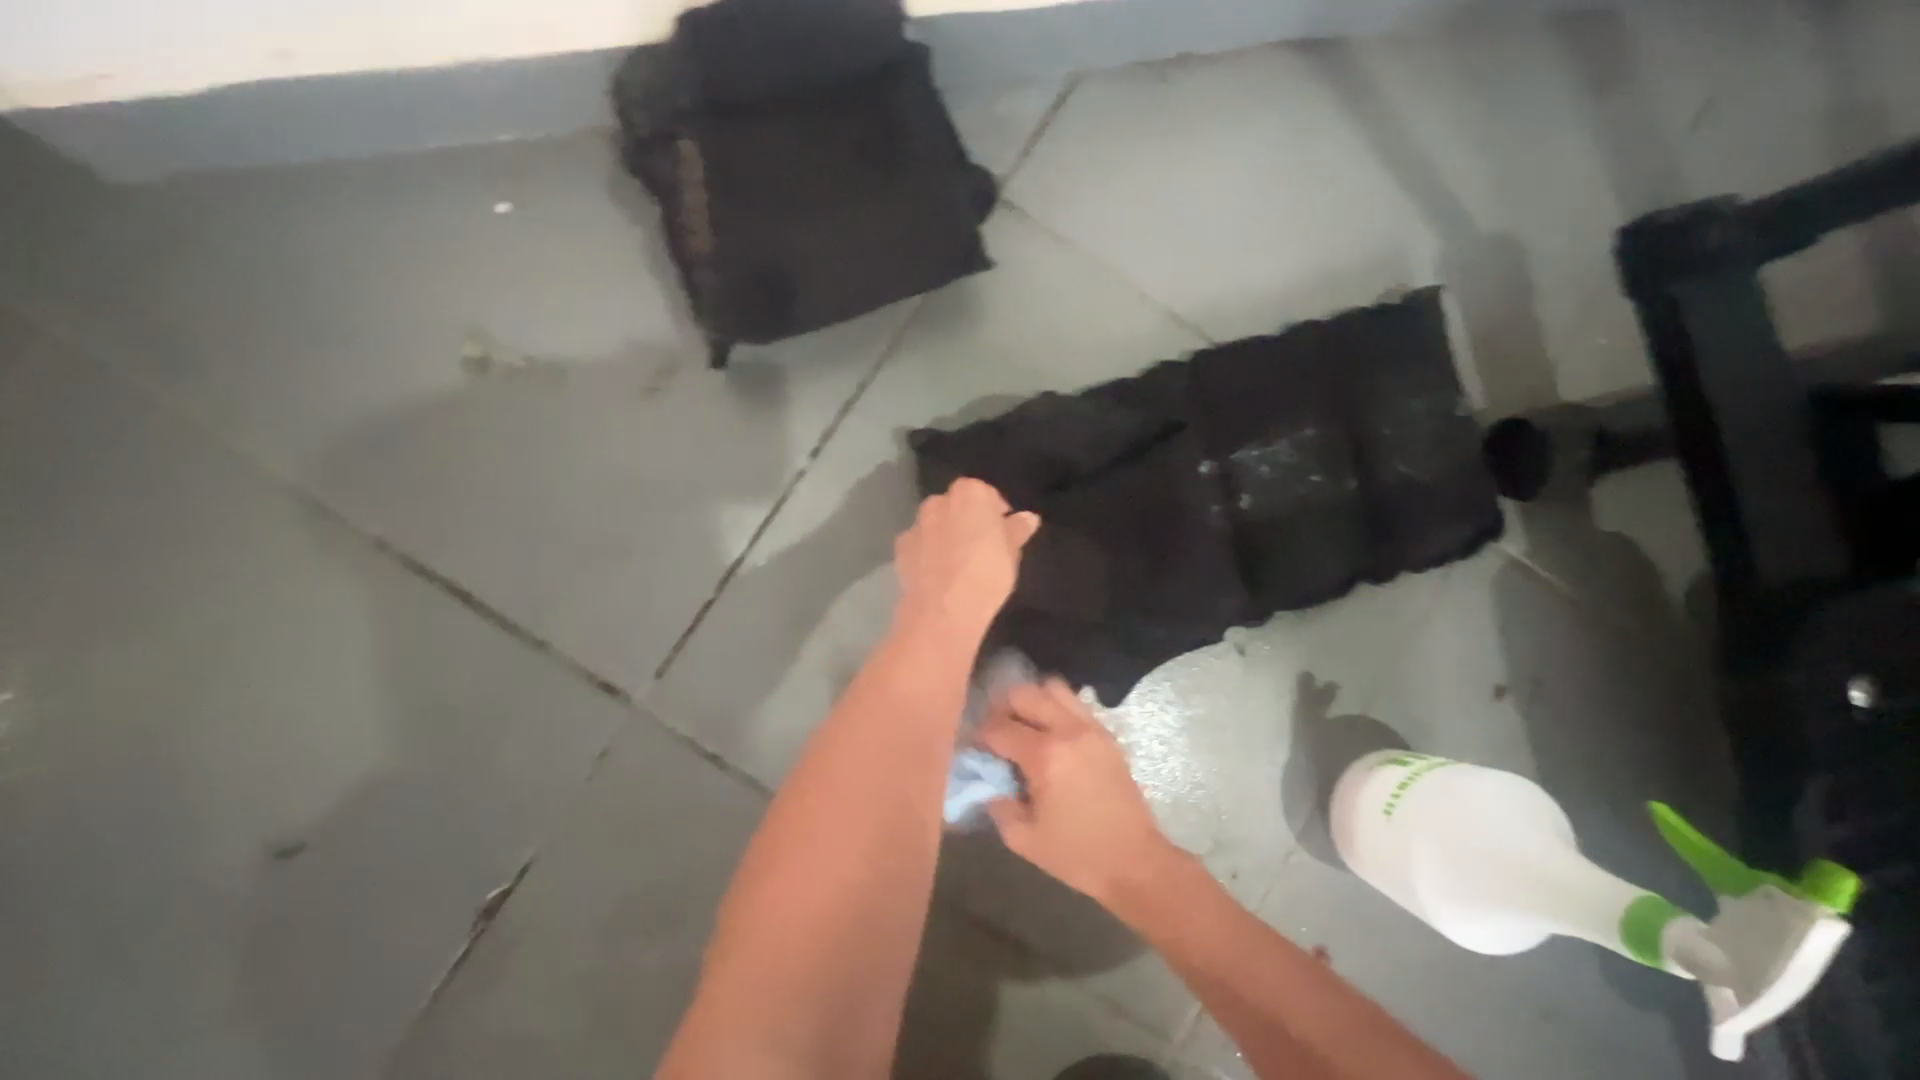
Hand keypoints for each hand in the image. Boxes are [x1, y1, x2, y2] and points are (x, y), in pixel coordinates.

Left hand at [893, 478, 1039, 639]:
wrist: (944, 609)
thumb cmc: (987, 573)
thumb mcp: (1012, 552)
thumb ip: (1017, 530)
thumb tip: (1028, 518)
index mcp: (970, 492)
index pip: (987, 494)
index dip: (996, 514)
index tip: (1003, 534)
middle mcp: (939, 501)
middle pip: (957, 506)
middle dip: (968, 521)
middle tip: (982, 548)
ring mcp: (916, 524)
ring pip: (936, 524)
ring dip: (946, 536)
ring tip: (959, 564)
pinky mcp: (901, 548)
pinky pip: (920, 545)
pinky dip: (928, 554)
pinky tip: (939, 575)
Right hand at [979, 679, 1177, 907]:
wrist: (1135, 862)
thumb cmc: (1077, 855)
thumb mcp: (1024, 839)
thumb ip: (998, 806)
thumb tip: (988, 784)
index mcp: (1045, 756)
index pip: (999, 728)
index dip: (980, 736)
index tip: (974, 749)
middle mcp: (1069, 731)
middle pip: (1025, 693)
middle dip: (1002, 708)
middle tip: (996, 732)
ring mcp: (1092, 728)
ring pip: (1054, 688)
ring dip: (1033, 701)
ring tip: (1025, 727)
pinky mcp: (1108, 735)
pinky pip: (1075, 704)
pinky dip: (1057, 709)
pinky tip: (1051, 737)